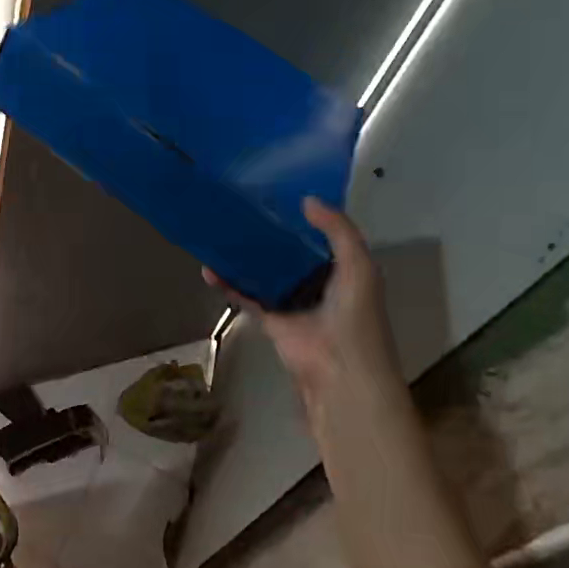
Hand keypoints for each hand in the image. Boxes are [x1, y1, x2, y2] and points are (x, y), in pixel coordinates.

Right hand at [203, 197, 401, 403]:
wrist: (341, 374)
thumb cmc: (356, 315)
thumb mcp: (359, 264)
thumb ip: (338, 229)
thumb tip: (306, 200)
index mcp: (346, 270)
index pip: (324, 237)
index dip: (307, 217)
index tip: (281, 193)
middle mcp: (320, 284)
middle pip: (292, 254)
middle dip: (273, 235)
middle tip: (246, 207)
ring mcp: (294, 304)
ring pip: (267, 274)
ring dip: (248, 258)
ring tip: (223, 231)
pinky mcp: (272, 322)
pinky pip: (249, 297)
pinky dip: (230, 284)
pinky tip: (209, 268)